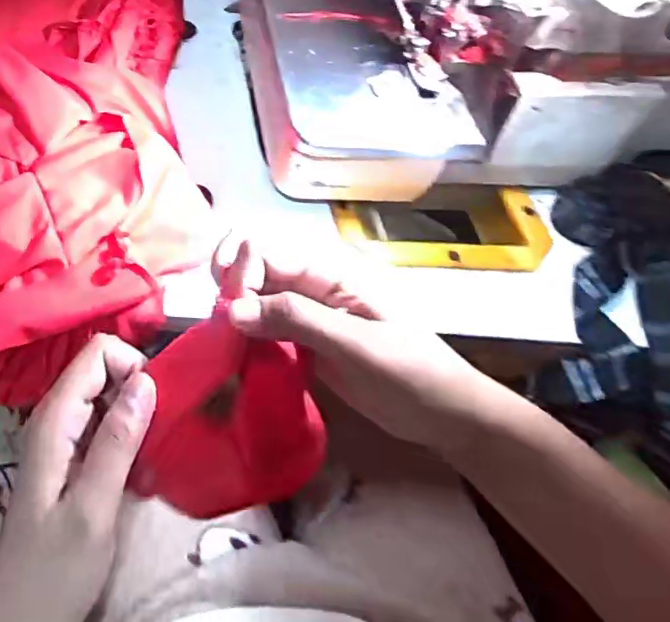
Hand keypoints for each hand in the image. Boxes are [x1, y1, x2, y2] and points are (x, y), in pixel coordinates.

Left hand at [0, 335, 157, 621]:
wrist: (18, 616)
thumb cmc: (53, 570)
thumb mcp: (92, 510)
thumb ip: (118, 442)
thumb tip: (147, 380)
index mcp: (55, 416)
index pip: (97, 351)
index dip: (132, 366)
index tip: (157, 406)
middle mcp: (54, 414)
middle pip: (102, 369)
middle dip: (137, 391)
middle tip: (157, 436)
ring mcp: (60, 435)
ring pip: (106, 396)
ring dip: (135, 416)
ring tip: (149, 457)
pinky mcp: (69, 455)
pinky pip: (104, 424)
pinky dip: (127, 437)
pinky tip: (136, 471)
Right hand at [215, 235, 517, 454]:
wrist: (449, 417)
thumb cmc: (412, 373)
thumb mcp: (357, 345)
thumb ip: (297, 320)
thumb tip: (232, 309)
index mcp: (328, 271)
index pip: (266, 252)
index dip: (242, 273)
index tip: (232, 312)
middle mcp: (311, 285)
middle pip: (253, 268)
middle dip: (229, 285)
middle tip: (220, 321)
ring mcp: (305, 314)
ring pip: (253, 298)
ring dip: (233, 313)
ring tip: (223, 341)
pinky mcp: (302, 342)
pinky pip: (262, 328)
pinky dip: (244, 337)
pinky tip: (236, 354)